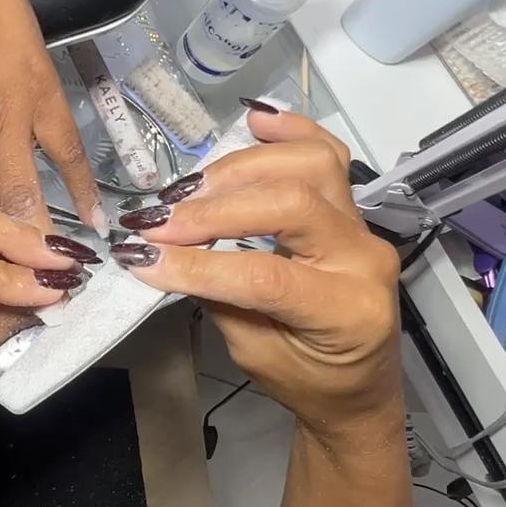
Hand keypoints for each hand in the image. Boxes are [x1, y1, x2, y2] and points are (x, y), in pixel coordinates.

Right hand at [113, 110, 402, 438]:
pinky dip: (290, 131)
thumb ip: (218, 298)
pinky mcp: (351, 210)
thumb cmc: (308, 380)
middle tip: (156, 225)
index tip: (141, 259)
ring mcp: (362, 227)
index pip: (264, 276)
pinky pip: (327, 156)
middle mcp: (363, 259)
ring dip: (237, 171)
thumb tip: (163, 253)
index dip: (197, 265)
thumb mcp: (255, 354)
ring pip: (309, 167)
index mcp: (345, 311)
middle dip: (211, 212)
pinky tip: (254, 119)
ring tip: (187, 192)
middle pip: (289, 205)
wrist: (358, 386)